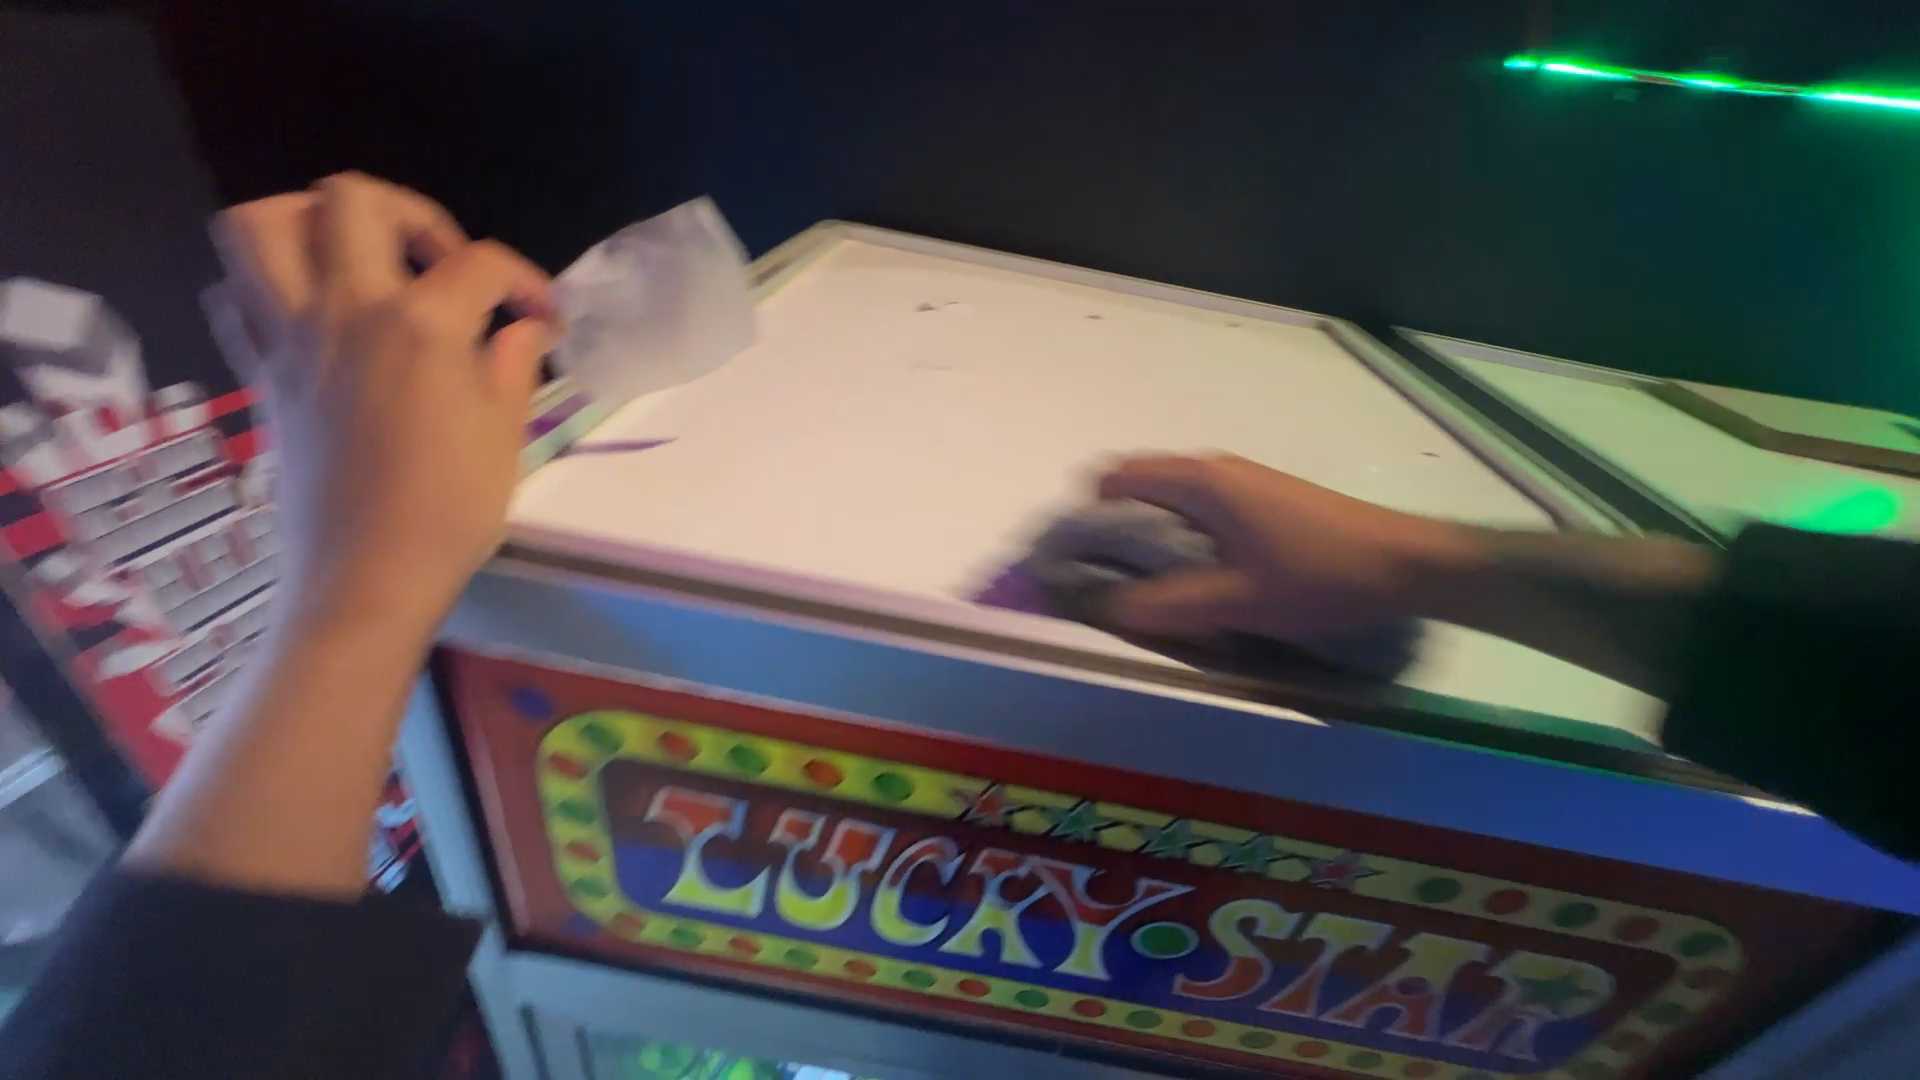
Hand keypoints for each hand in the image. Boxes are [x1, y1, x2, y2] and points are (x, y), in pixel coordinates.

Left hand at [211, 173, 556, 632]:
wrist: (373, 572)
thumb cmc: (457, 506)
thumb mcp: (508, 431)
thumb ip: (515, 361)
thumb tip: (527, 326)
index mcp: (423, 326)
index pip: (481, 264)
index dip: (526, 280)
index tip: (545, 316)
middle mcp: (346, 309)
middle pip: (353, 200)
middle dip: (414, 216)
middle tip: (447, 266)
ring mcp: (290, 336)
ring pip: (263, 224)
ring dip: (317, 223)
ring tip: (367, 263)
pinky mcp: (262, 370)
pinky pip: (238, 294)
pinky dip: (274, 284)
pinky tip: (322, 316)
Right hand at [1095, 454, 1470, 642]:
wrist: (1408, 563)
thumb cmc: (1317, 575)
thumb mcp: (1234, 601)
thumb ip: (1163, 606)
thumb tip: (1101, 608)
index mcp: (1197, 481)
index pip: (1113, 478)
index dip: (1088, 517)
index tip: (1087, 563)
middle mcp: (1212, 468)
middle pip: (1136, 483)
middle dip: (1112, 527)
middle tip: (1116, 581)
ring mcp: (1239, 479)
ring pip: (1167, 497)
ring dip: (1147, 533)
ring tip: (1154, 584)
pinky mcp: (1259, 496)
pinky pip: (1195, 506)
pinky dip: (1178, 533)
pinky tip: (1200, 574)